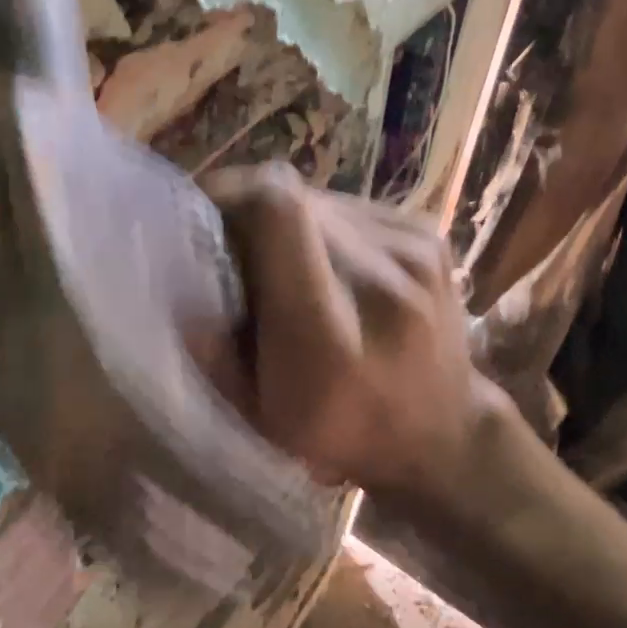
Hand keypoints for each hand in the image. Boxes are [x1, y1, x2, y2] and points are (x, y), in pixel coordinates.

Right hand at [205, 164, 501, 495]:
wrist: (444, 432)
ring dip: (290, 221)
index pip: (276, 209)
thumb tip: (182, 270)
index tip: (202, 219)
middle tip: (238, 253)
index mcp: (327, 334)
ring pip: (320, 197)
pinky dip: (328, 229)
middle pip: (291, 196)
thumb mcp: (259, 416)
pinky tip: (334, 269)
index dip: (227, 194)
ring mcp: (414, 250)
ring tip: (289, 267)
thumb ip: (214, 346)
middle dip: (251, 214)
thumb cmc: (340, 433)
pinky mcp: (429, 233)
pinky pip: (353, 207)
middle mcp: (379, 280)